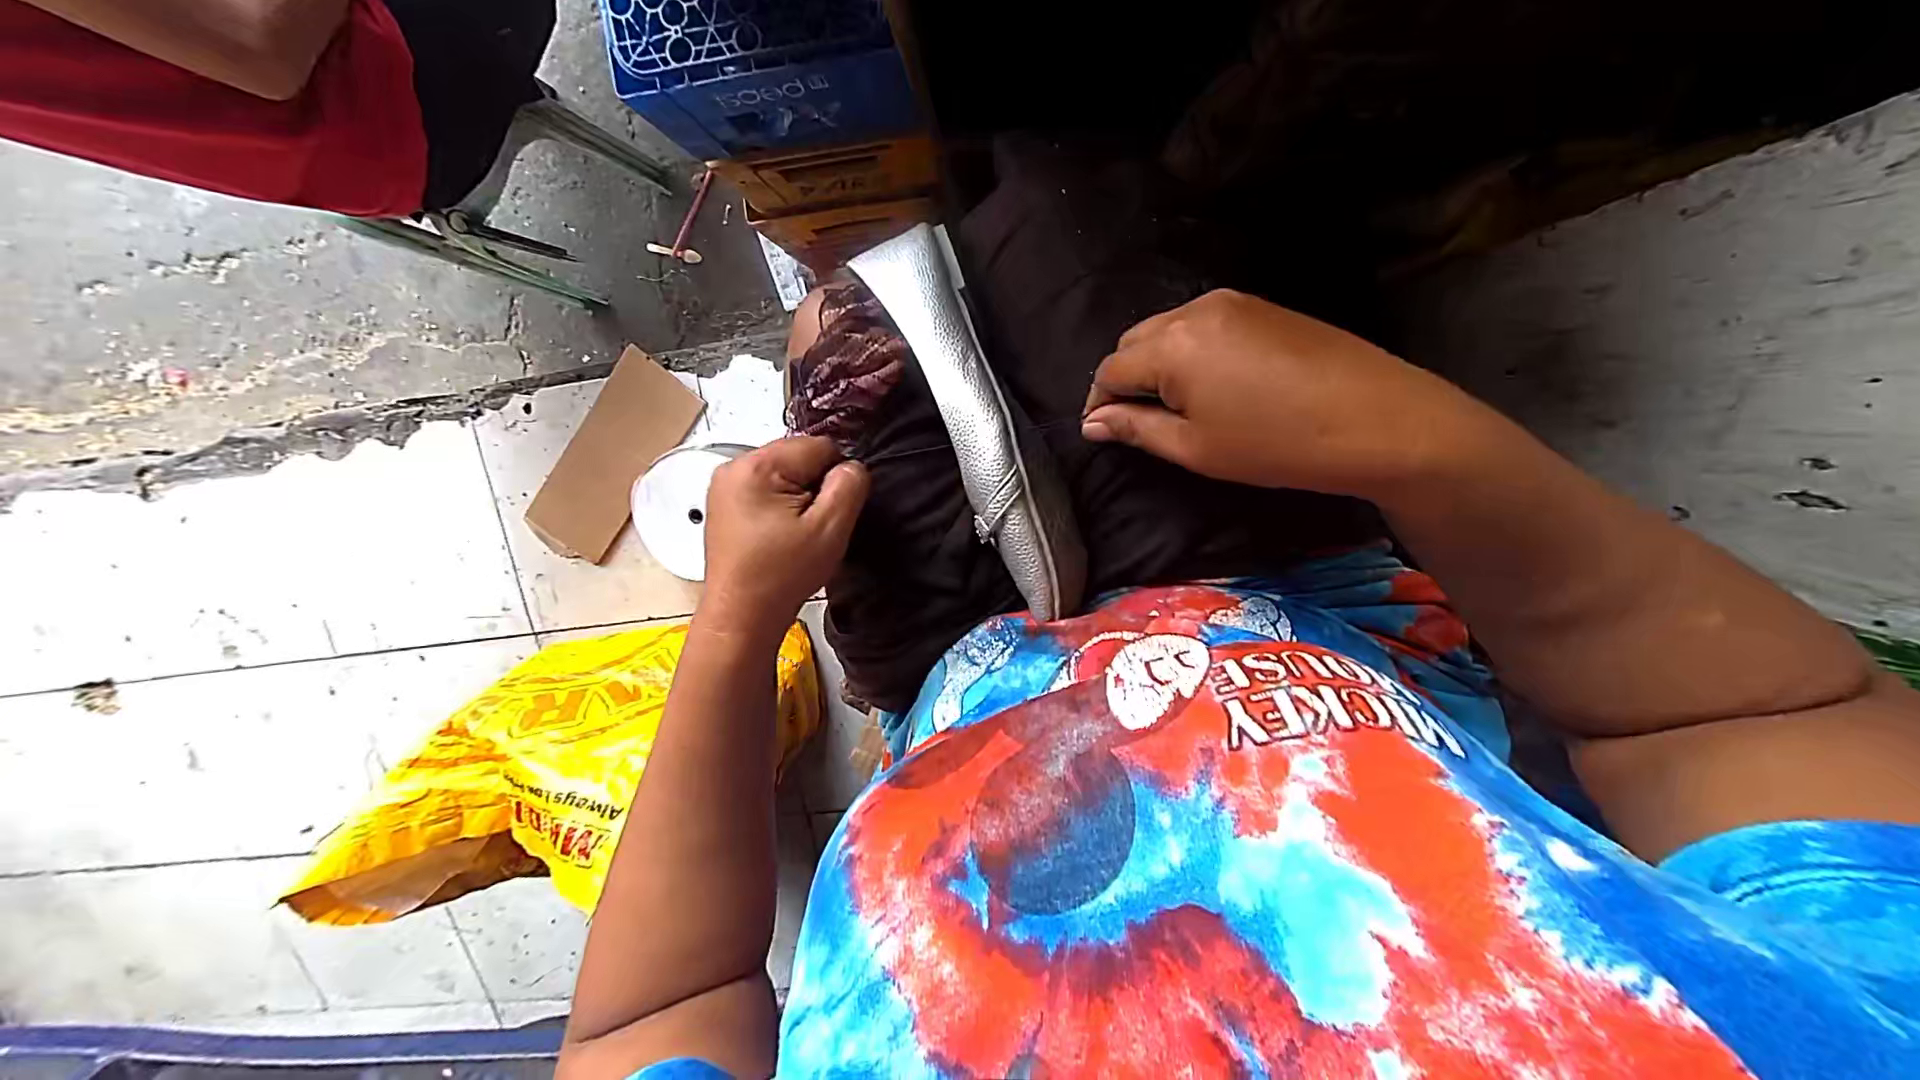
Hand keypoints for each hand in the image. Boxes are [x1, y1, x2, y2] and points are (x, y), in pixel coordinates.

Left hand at [699, 436, 868, 636]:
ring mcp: (725, 487)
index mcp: (757, 466)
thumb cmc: (777, 578)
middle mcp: (733, 469)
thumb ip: (849, 486)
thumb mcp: (830, 529)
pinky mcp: (725, 505)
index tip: (827, 512)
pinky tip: (780, 538)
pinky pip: (766, 492)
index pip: (820, 446)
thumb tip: (854, 467)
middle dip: (813, 489)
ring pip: (784, 475)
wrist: (742, 616)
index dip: (836, 479)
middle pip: (799, 458)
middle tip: (810, 528)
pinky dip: (780, 510)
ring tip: (793, 536)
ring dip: (797, 500)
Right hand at [1081, 289, 1505, 497]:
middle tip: (1137, 422)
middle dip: (1124, 379)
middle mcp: (1195, 309)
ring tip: (1173, 406)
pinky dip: (1187, 352)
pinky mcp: (1262, 306)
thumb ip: (1135, 429)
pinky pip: (1201, 324)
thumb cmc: (1276, 444)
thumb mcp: (1194, 447)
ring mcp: (1234, 301)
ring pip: (1167, 329)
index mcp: (1172, 344)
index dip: (1099, 403)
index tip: (1103, 432)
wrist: (1380, 419)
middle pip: (1134, 342)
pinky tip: (1208, 384)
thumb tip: (1092, 423)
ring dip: (1155, 364)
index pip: (1110, 369)